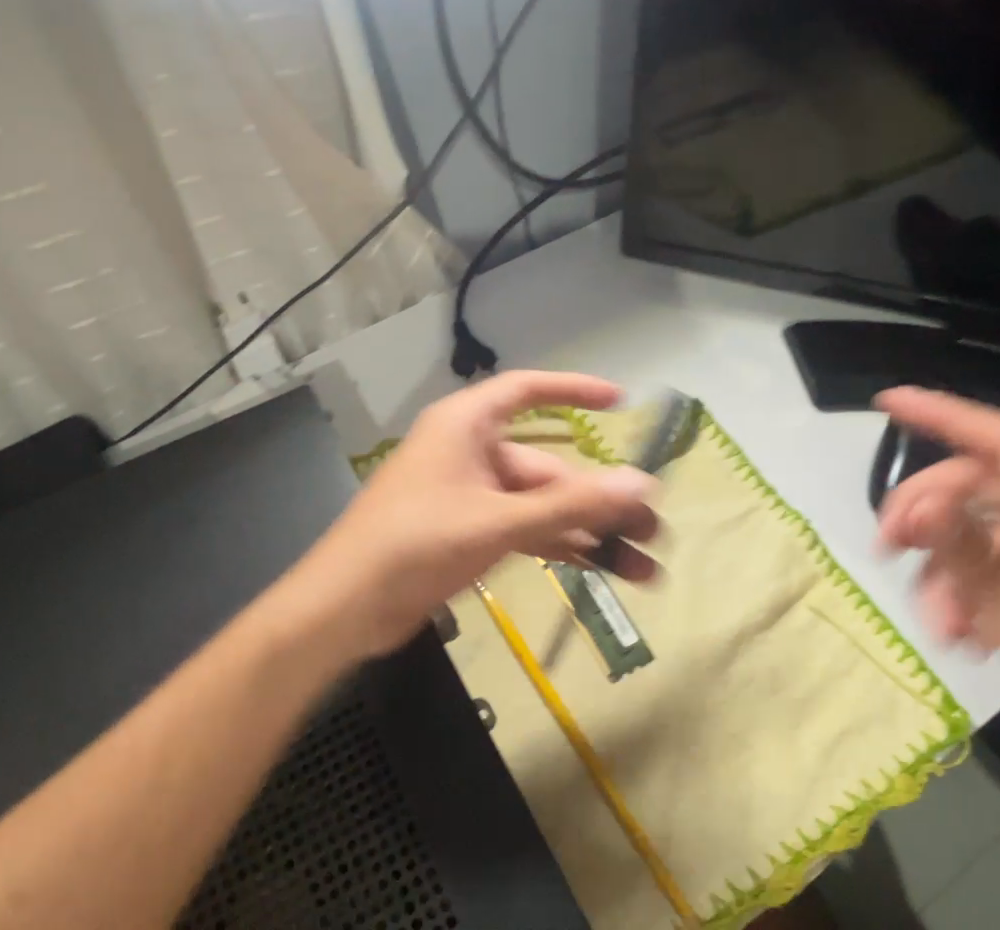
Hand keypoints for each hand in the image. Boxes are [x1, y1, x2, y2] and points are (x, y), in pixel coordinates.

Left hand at [292, 372, 659, 660]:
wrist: (345, 608)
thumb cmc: (414, 544)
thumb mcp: (495, 521)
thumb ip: (569, 506)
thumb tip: (641, 483)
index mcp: (466, 426)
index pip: (526, 391)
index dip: (573, 391)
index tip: (621, 401)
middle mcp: (469, 453)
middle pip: (546, 466)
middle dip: (599, 499)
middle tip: (654, 527)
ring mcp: (469, 498)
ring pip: (540, 507)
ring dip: (588, 533)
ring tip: (646, 564)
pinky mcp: (467, 536)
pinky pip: (524, 532)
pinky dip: (560, 549)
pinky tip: (604, 571)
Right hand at [876, 387, 999, 826]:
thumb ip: (974, 560)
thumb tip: (921, 504)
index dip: (947, 415)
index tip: (888, 400)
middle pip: (988, 488)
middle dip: (932, 518)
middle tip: (885, 549)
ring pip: (987, 532)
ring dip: (950, 570)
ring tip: (938, 624)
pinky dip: (973, 592)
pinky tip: (962, 634)